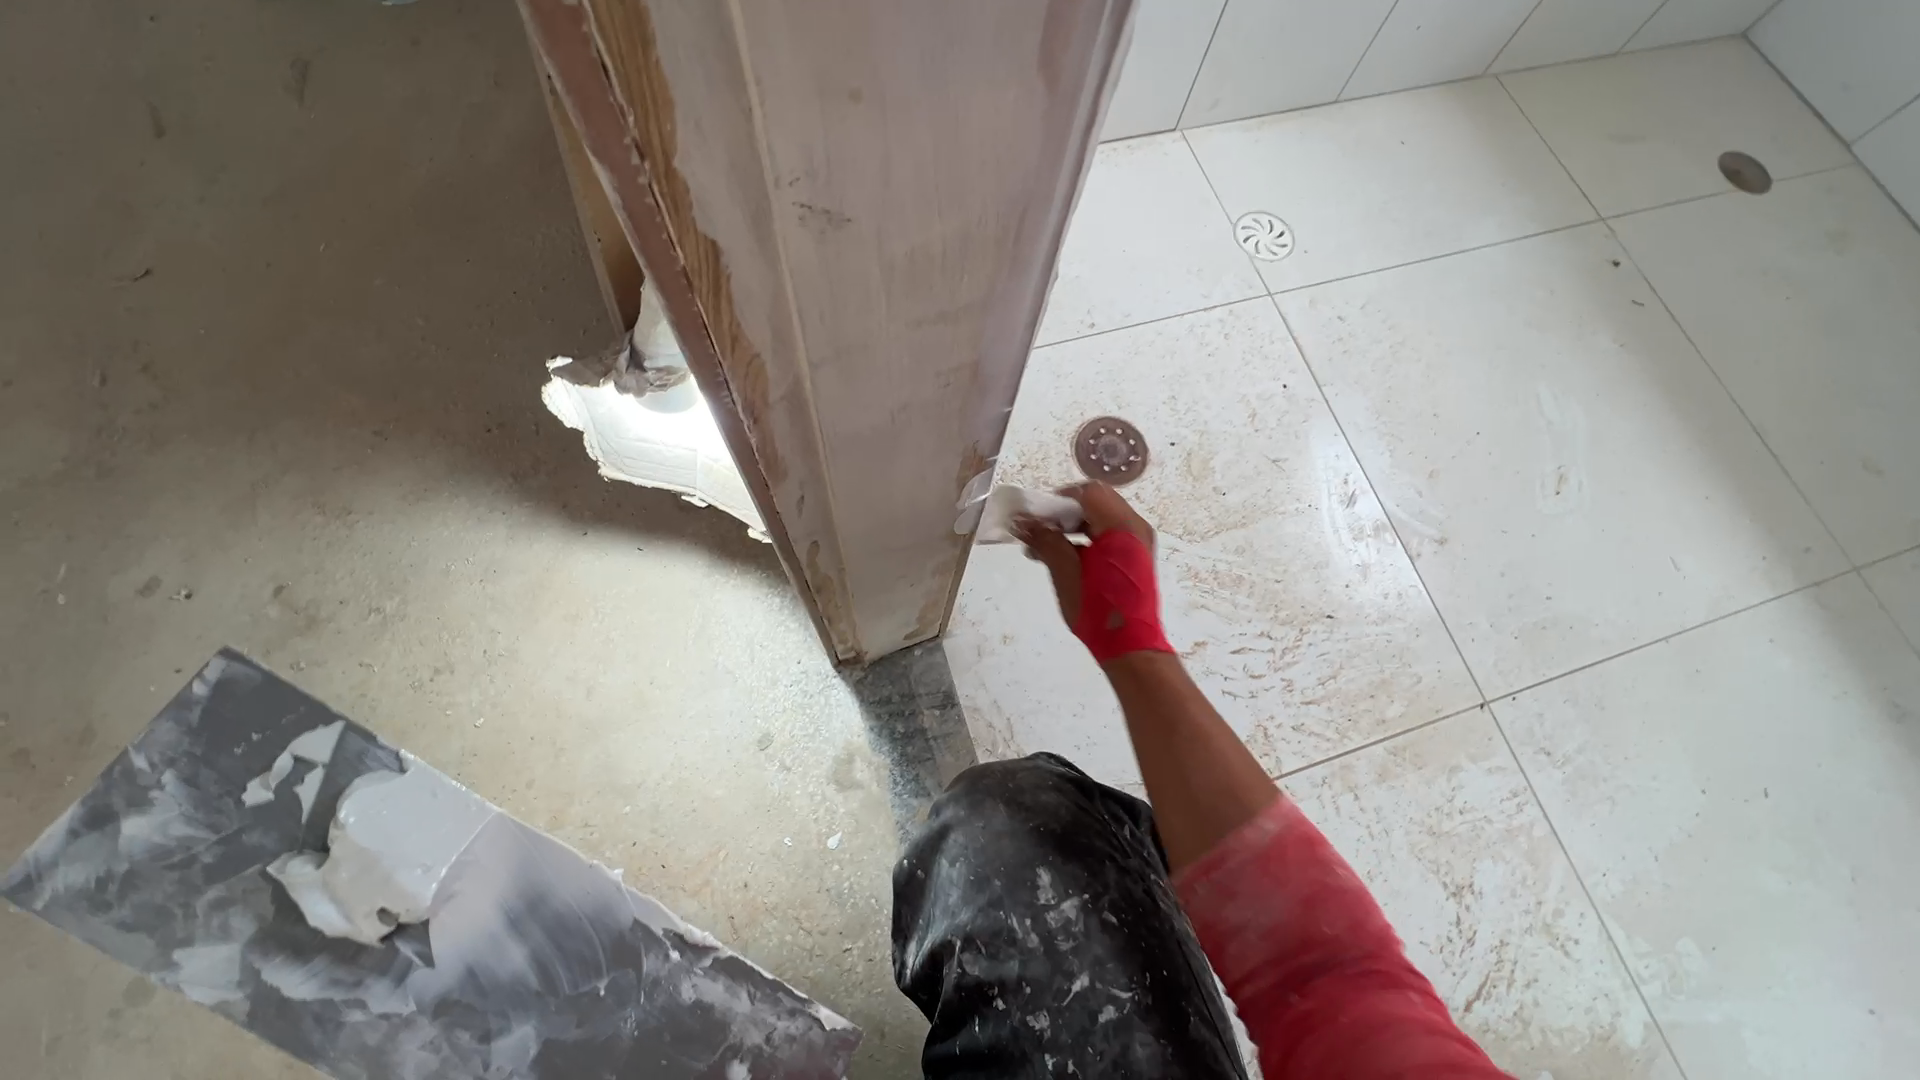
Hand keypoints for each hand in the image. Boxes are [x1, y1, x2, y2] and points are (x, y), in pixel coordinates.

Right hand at [1014, 482, 1158, 635]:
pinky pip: (1108, 535)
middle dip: (1064, 511)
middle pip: (1096, 502)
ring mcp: (1138, 543)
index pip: (1088, 492)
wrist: (1130, 647)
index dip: (1059, 498)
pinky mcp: (1135, 558)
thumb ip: (1045, 540)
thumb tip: (1022, 523)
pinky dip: (1085, 538)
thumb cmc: (1097, 608)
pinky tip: (1063, 557)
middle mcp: (1135, 527)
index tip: (1036, 515)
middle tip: (1039, 528)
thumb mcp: (1065, 571)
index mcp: (1122, 526)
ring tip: (1046, 545)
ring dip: (1072, 525)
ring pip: (1101, 518)